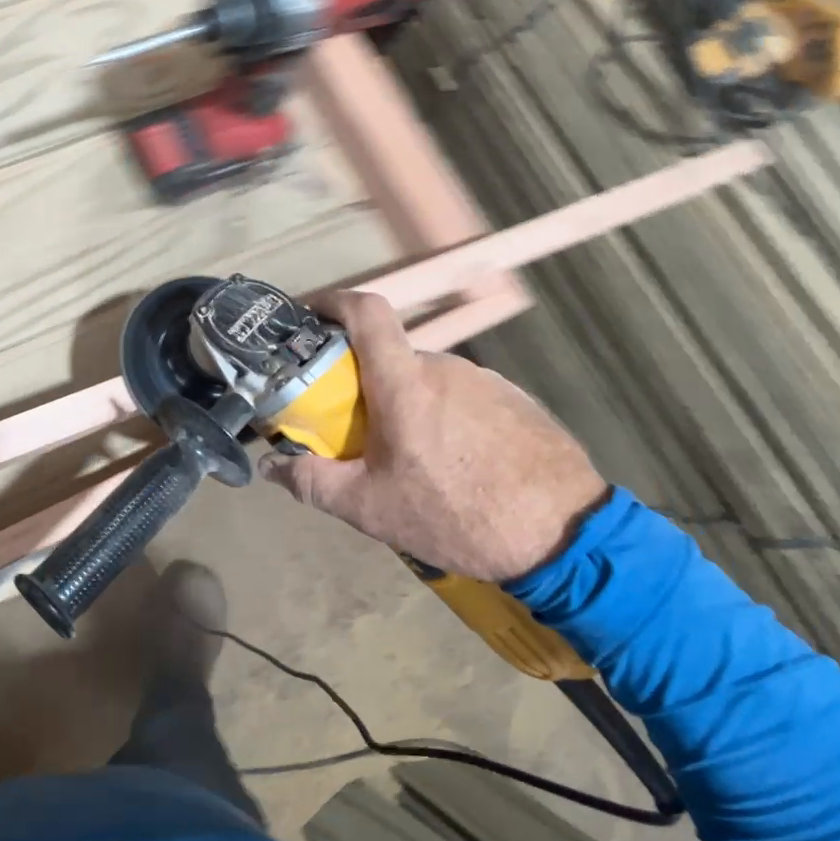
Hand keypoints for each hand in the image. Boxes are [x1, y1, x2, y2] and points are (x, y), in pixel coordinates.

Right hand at [259, 292, 607, 582]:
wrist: (567, 538)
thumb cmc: (455, 514)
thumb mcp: (369, 508)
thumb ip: (311, 482)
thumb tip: (272, 466)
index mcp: (405, 383)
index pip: (366, 312)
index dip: (332, 302)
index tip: (308, 317)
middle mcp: (447, 368)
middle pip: (389, 357)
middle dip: (361, 383)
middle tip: (348, 428)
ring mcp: (488, 383)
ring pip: (425, 380)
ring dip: (402, 404)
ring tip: (401, 457)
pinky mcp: (517, 403)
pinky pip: (461, 398)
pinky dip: (440, 418)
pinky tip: (449, 464)